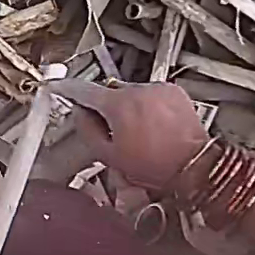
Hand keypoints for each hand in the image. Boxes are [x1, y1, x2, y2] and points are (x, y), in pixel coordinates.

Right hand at [54, 80, 210, 190]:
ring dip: (129, 108)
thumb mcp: (109, 156)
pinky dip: (147, 107)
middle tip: (112, 131)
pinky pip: (151, 95)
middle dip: (107, 108)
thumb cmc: (156, 166)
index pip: (85, 91)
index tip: (60, 87)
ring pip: (131, 93)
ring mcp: (158, 89)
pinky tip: (153, 128)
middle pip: (110, 92)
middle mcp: (140, 90)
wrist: (193, 166)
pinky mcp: (173, 92)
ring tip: (139, 134)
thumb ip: (88, 131)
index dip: (68, 90)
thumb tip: (80, 115)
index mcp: (120, 105)